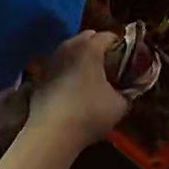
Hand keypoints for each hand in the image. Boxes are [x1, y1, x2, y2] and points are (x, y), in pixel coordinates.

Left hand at [24, 31, 127, 148]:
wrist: (51, 132)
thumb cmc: (89, 113)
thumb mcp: (119, 105)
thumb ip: (128, 92)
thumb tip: (128, 89)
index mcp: (89, 48)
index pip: (108, 36)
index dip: (120, 46)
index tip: (127, 61)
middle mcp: (68, 46)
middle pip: (87, 37)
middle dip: (99, 47)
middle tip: (110, 66)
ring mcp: (52, 59)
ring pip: (71, 49)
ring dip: (82, 57)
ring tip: (91, 76)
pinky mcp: (40, 74)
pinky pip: (59, 64)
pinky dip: (68, 69)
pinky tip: (73, 87)